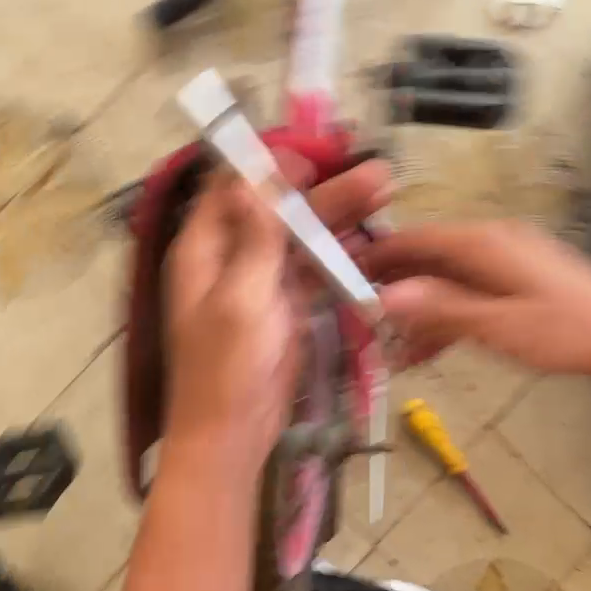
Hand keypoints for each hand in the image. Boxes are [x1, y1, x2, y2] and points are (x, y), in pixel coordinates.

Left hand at [163, 158, 390, 462]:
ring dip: (341, 220)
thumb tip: (256, 175)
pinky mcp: (288, 310)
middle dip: (326, 192)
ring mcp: (264, 284)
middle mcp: (233, 257)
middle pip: (281, 211)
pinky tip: (373, 244)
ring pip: (304, 240)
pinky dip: (341, 258)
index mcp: (205, 248)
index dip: (272, 165)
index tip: (317, 154)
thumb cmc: (226, 369)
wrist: (232, 436)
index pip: (234, 187)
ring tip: (385, 196)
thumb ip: (254, 238)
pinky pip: (316, 273)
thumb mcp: (240, 299)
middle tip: (377, 175)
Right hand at [360, 220, 590, 381]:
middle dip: (395, 292)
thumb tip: (384, 297)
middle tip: (361, 325)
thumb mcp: (501, 327)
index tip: (340, 281)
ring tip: (394, 352)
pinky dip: (450, 318)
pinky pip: (472, 293)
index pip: (413, 241)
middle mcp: (491, 242)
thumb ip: (442, 310)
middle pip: (427, 260)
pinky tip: (431, 350)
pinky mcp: (521, 281)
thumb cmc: (570, 333)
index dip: (374, 259)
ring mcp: (508, 261)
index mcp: (483, 244)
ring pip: (448, 281)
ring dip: (422, 313)